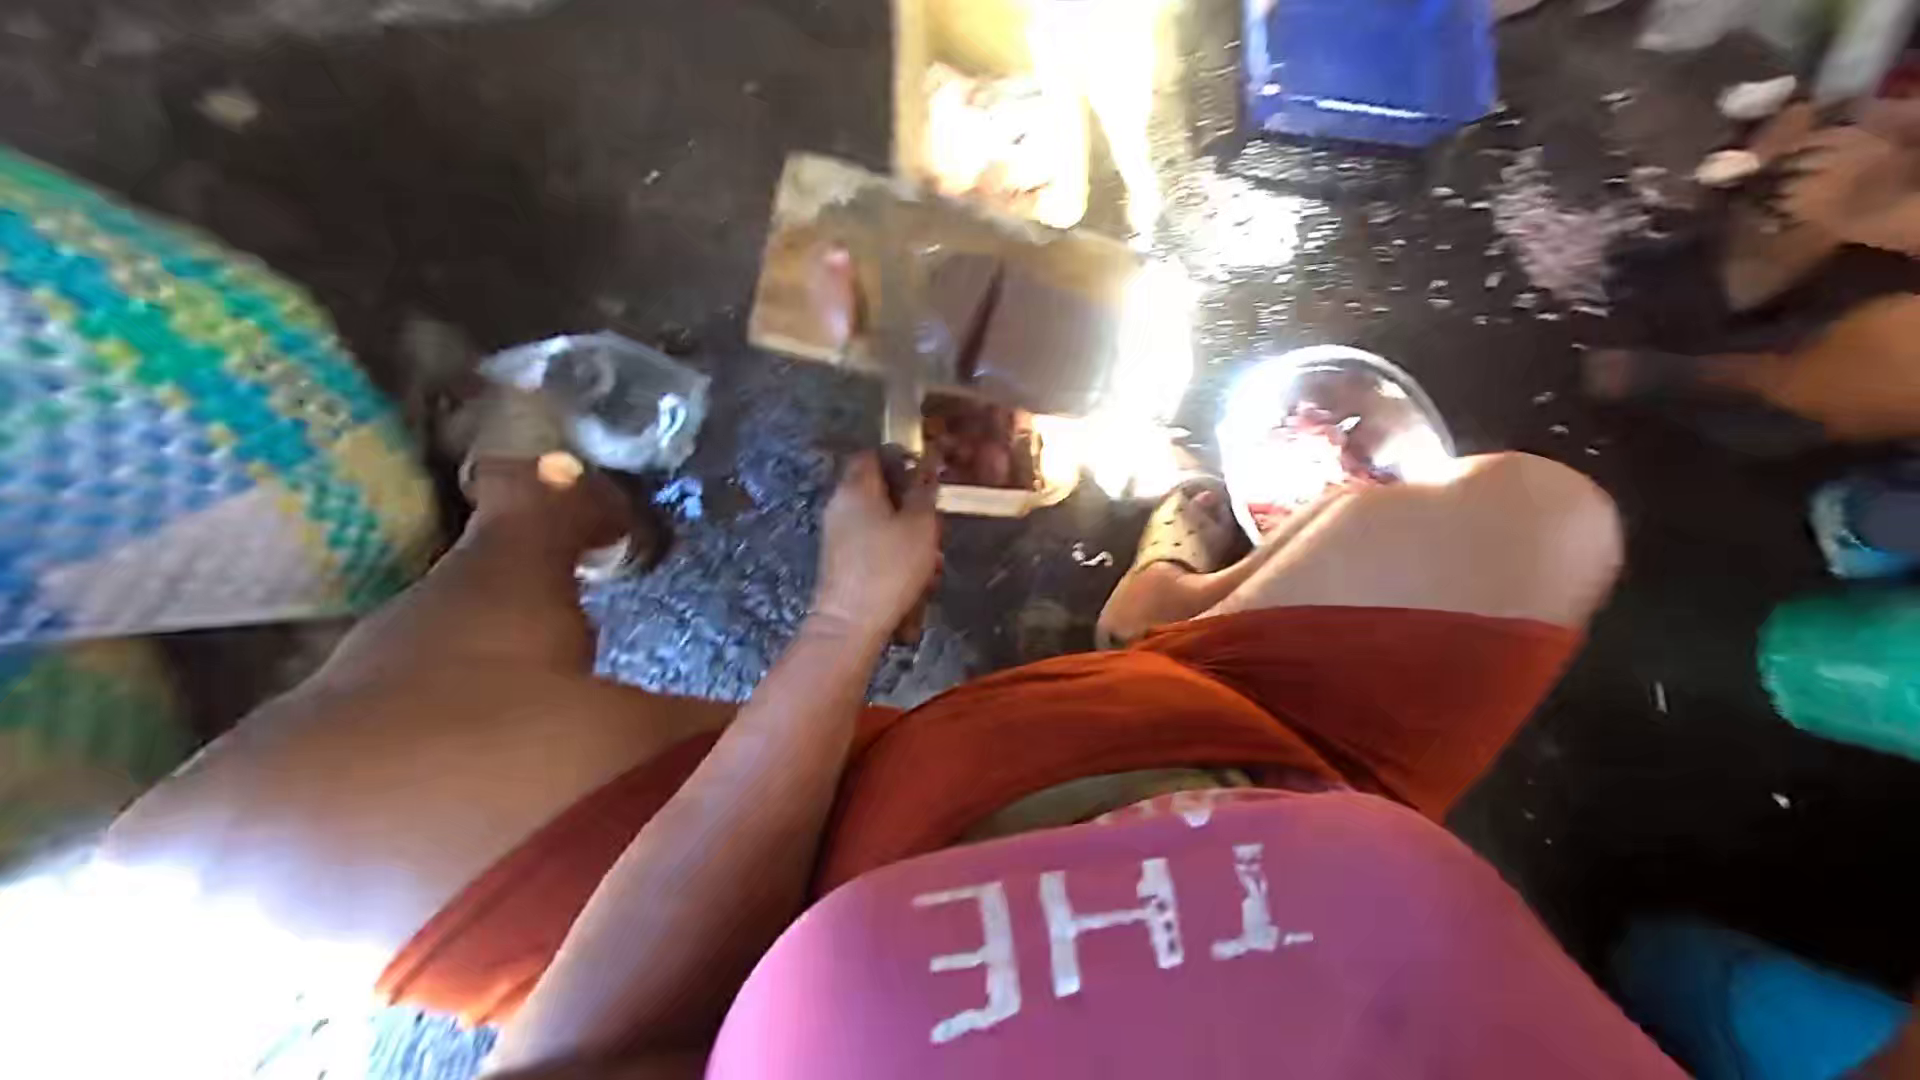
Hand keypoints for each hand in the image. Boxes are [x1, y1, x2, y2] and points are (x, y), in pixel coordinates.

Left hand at [811, 451, 939, 638]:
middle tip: (934, 529)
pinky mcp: (842, 564)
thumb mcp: (920, 525)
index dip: (901, 460)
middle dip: (913, 511)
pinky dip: (896, 561)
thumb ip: (924, 492)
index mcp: (855, 488)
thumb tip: (926, 468)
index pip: (873, 455)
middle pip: (882, 494)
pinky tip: (916, 585)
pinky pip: (875, 550)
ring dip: (910, 542)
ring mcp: (838, 536)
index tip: (926, 476)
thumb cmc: (889, 568)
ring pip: (883, 526)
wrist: (851, 623)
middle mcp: (841, 506)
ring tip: (931, 565)